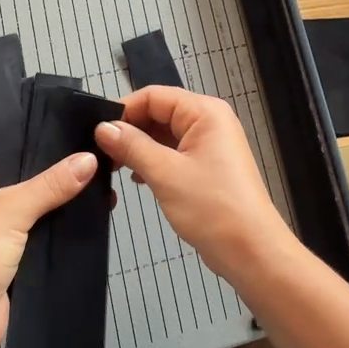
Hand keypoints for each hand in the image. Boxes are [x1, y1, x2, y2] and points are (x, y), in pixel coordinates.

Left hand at [0, 153, 96, 347]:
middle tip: (93, 155)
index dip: (32, 144)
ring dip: (58, 204)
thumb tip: (91, 158)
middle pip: (19, 183)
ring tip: (99, 181)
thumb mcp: (10, 209)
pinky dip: (56, 230)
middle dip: (52, 175)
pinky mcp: (6, 265)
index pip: (0, 152)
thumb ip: (51, 184)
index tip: (70, 131)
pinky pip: (37, 239)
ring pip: (31, 213)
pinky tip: (86, 215)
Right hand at [94, 87, 292, 277]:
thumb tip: (103, 127)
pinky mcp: (208, 166)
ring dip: (140, 147)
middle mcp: (209, 121)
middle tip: (100, 152)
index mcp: (204, 112)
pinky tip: (137, 178)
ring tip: (113, 166)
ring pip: (165, 134)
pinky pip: (174, 153)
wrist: (252, 252)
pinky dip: (154, 161)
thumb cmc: (212, 207)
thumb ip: (132, 146)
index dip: (124, 110)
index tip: (96, 131)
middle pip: (160, 113)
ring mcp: (210, 144)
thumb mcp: (165, 174)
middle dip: (130, 130)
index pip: (154, 96)